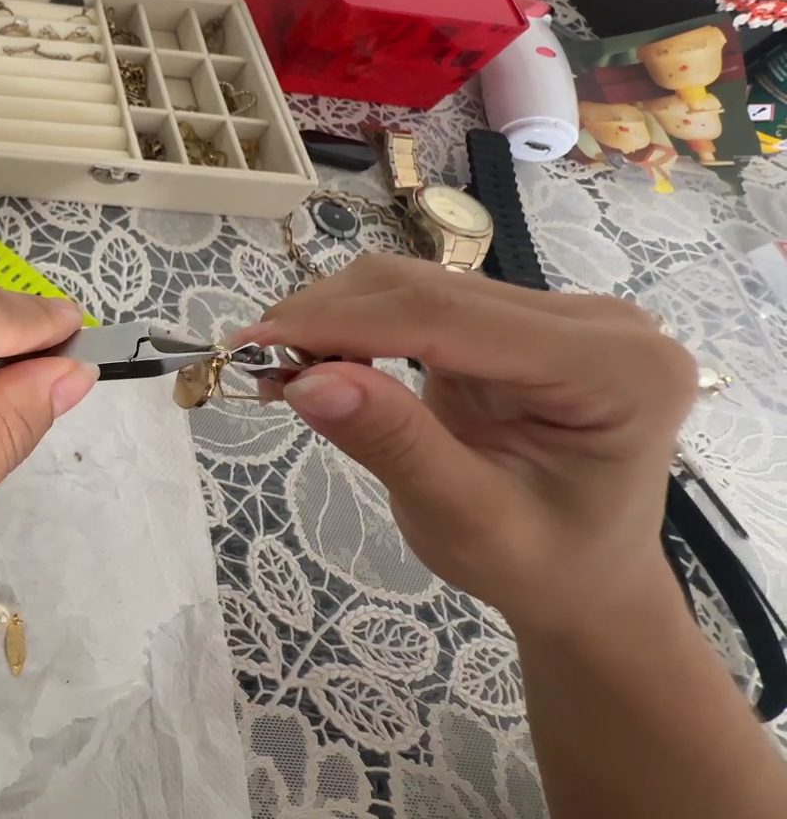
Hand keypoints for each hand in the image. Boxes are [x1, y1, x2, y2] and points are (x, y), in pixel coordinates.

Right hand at [234, 256, 695, 636]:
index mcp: (612, 369)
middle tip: (253, 364)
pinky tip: (317, 361)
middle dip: (323, 318)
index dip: (338, 323)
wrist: (581, 578)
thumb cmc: (538, 566)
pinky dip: (346, 326)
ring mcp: (550, 315)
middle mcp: (590, 321)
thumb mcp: (466, 520)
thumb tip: (306, 379)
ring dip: (327, 318)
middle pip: (421, 288)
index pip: (444, 318)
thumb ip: (393, 444)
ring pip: (404, 284)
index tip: (250, 344)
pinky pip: (407, 302)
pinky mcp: (508, 320)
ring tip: (283, 371)